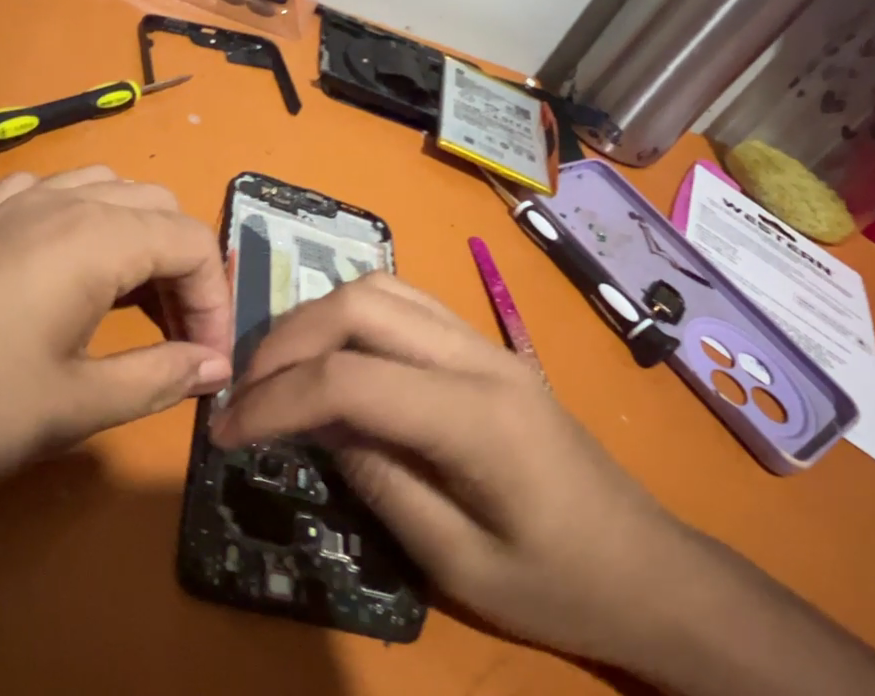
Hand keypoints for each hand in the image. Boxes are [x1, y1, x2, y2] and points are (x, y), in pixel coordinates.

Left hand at [0, 166, 233, 478]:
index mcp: (93, 237)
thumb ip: (159, 378)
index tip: (209, 365)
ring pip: (107, 194)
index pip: (192, 244)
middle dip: (185, 271)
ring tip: (136, 309)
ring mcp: (9, 205)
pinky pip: (52, 196)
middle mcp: (58, 202)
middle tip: (180, 341)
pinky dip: (86, 226)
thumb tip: (215, 367)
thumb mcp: (71, 407)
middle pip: (157, 209)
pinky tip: (69, 275)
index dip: (217, 303)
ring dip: (140, 243)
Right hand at [211, 273, 690, 663]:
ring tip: (276, 371)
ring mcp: (487, 344)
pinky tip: (331, 359)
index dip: (275, 399)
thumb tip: (313, 423)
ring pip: (382, 289)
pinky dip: (352, 319)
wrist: (649, 570)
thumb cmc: (558, 584)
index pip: (349, 378)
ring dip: (316, 319)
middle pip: (360, 305)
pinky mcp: (488, 349)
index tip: (225, 432)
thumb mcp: (456, 562)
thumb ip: (378, 480)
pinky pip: (406, 305)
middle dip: (285, 341)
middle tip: (244, 393)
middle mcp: (480, 357)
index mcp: (476, 417)